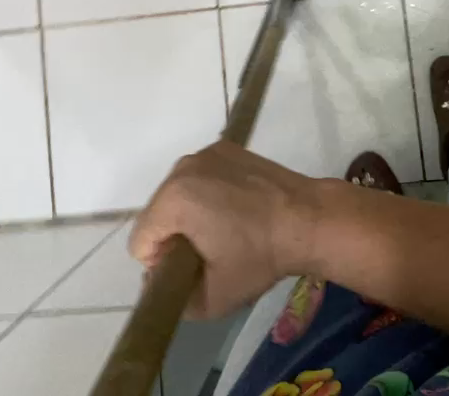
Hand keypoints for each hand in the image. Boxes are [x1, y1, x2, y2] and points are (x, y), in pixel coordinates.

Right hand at [129, 141, 330, 317]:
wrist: (307, 218)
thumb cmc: (258, 256)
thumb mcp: (211, 298)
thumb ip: (172, 299)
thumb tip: (159, 283)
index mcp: (174, 199)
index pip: (141, 241)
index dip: (161, 263)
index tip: (192, 267)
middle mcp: (184, 167)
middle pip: (158, 212)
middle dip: (174, 235)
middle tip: (210, 250)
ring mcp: (207, 153)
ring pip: (178, 193)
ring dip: (190, 214)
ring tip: (224, 229)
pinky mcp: (227, 148)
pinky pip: (200, 176)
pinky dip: (208, 192)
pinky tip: (234, 207)